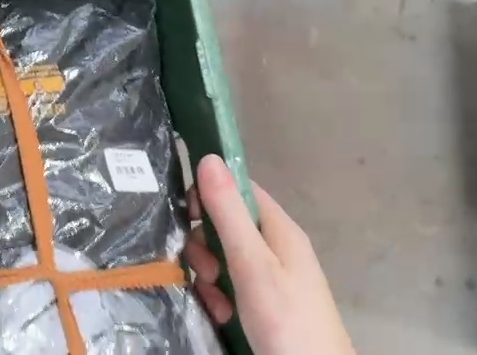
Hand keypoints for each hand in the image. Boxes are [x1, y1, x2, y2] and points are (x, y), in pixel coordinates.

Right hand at [185, 154, 356, 354]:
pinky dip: (218, 297)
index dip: (210, 193)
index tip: (189, 213)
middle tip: (205, 268)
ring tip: (214, 298)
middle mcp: (276, 250)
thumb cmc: (287, 322)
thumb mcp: (252, 263)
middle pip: (225, 224)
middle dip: (204, 243)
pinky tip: (220, 314)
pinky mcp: (264, 307)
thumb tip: (208, 156)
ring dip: (209, 274)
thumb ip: (228, 212)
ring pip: (222, 257)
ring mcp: (271, 280)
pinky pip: (229, 286)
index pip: (239, 188)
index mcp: (279, 231)